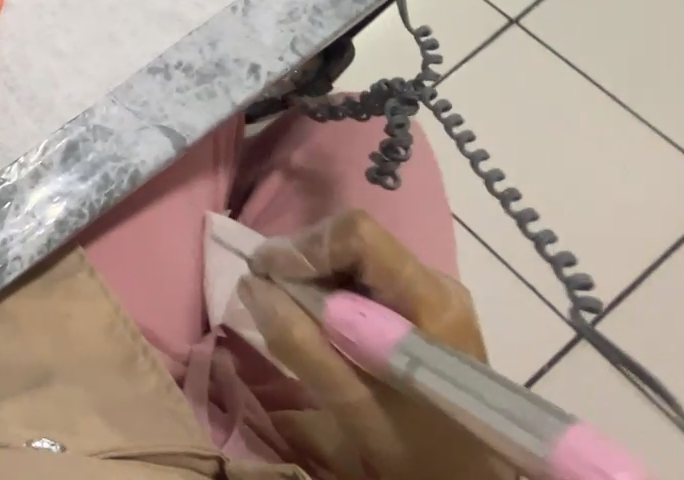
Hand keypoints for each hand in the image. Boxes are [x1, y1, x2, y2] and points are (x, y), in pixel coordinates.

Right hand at [239, 209, 510, 479]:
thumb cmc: (416, 448)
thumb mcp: (351, 404)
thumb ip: (298, 342)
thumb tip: (251, 284)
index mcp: (428, 299)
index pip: (356, 234)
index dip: (304, 247)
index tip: (267, 276)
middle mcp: (433, 282)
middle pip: (349, 241)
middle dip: (302, 262)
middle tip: (271, 296)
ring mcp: (428, 292)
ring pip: (350, 255)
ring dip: (311, 277)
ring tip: (291, 312)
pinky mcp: (418, 307)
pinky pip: (359, 276)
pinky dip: (326, 290)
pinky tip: (319, 323)